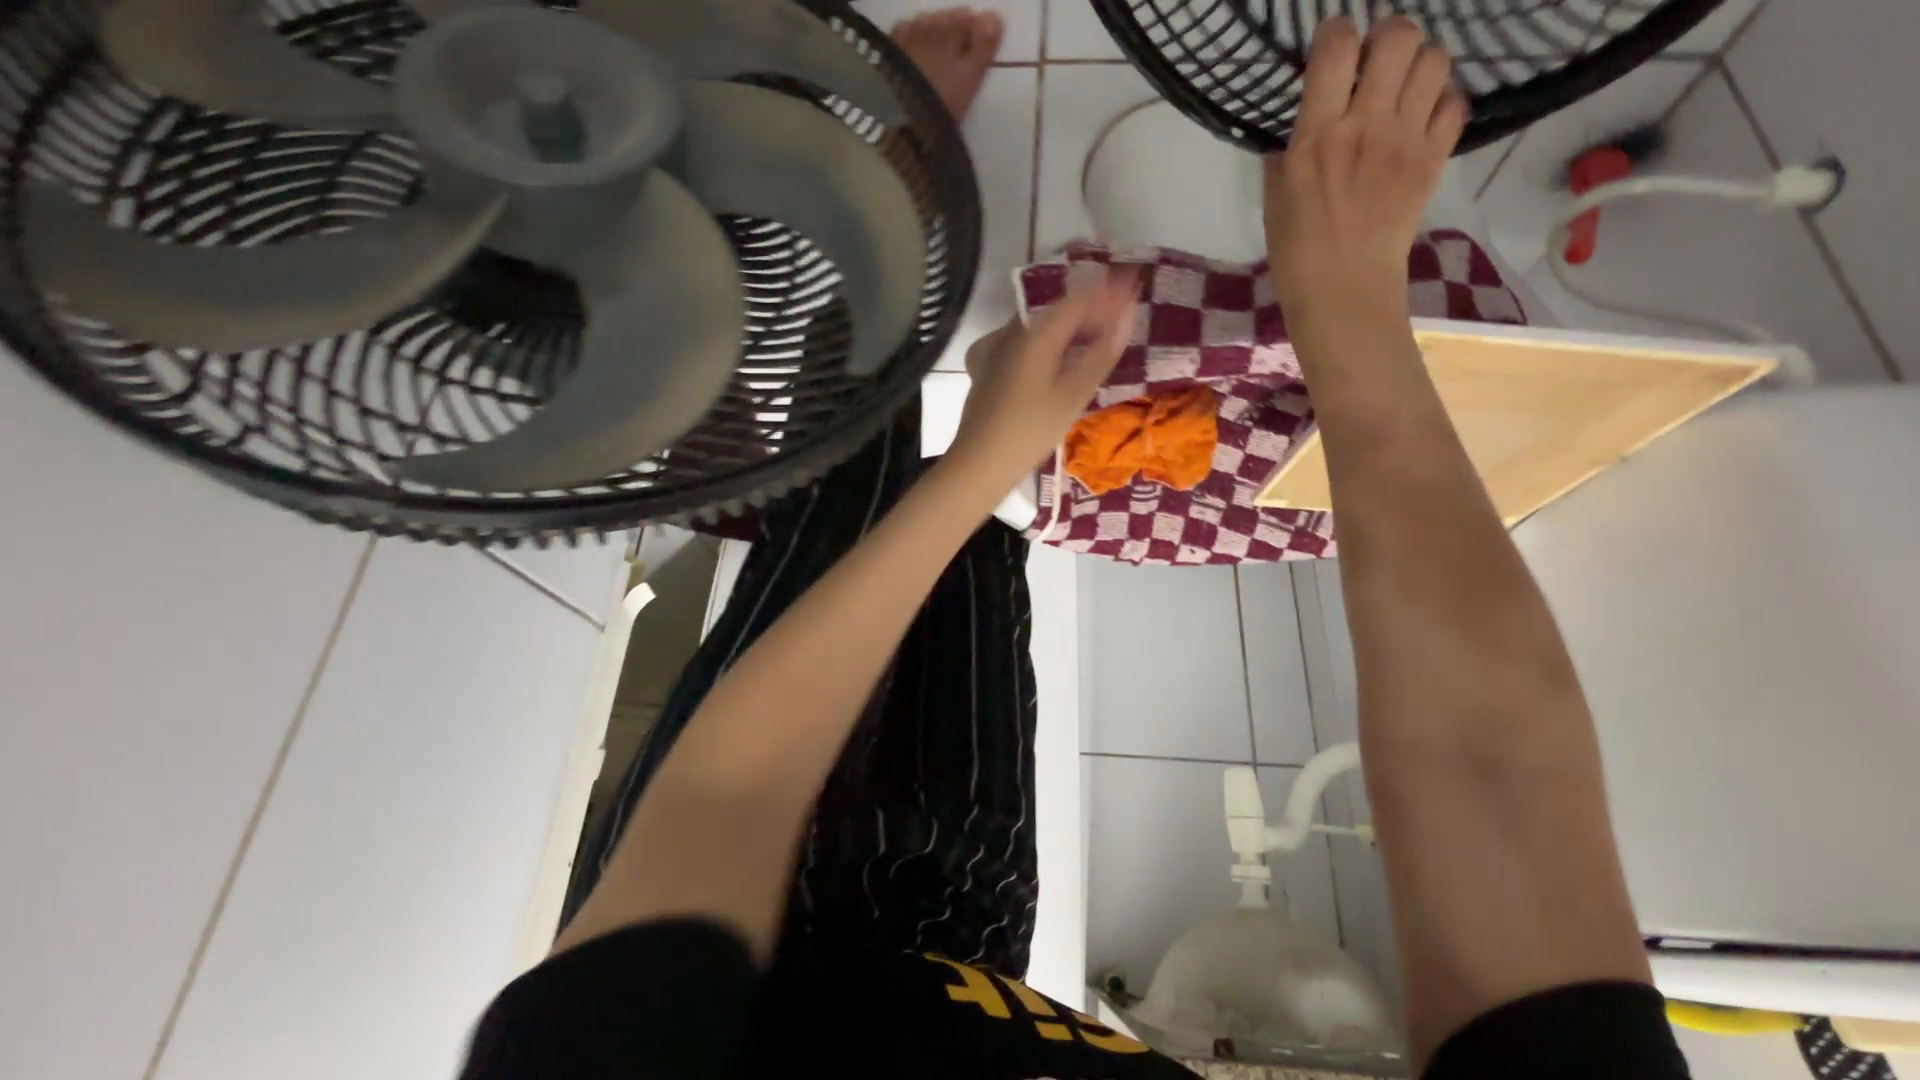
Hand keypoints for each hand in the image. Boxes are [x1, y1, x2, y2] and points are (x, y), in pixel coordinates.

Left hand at [943, 270, 1138, 490]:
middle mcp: (1011, 330)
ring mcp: (993, 346)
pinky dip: (1045, 341)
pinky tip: (1056, 356)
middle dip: (1089, 307)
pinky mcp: (985, 365)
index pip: (1078, 298)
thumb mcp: (1074, 394)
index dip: (1107, 290)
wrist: (981, 461)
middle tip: (1120, 312)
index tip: (1133, 284)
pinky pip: (1021, 340)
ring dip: (1067, 325)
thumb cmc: (1032, 430)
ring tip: (1095, 334)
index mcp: (1035, 333)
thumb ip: (1101, 352)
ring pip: (1037, 323)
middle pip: (1056, 308)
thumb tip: (1126, 316)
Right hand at [1264, 16, 1467, 314]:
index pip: (1335, 48)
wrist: (1344, 290)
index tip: (1331, 45)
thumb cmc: (1297, 251)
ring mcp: (1406, 141)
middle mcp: (1366, 125)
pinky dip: (1443, 102)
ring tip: (1404, 85)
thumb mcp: (1274, 200)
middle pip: (1397, 38)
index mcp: (1317, 135)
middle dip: (1388, 35)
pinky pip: (1455, 104)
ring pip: (1434, 61)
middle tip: (1376, 57)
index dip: (1336, 32)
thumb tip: (1295, 134)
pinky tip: (1423, 118)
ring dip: (1419, 63)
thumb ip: (1286, 155)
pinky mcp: (1433, 160)